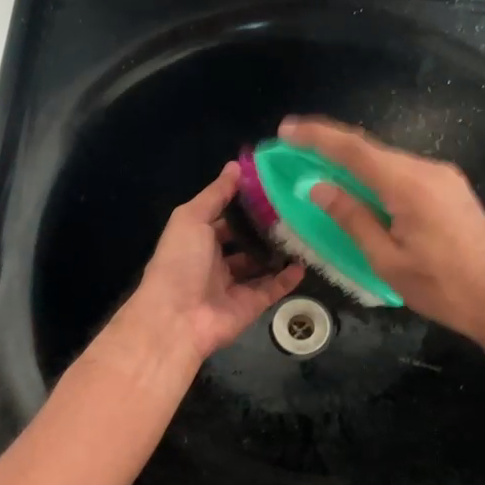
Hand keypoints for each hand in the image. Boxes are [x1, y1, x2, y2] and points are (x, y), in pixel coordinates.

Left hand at [120, 162, 303, 364]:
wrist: (178, 318)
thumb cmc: (180, 262)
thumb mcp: (192, 218)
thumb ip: (216, 194)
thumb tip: (236, 166)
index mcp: (198, 239)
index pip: (225, 217)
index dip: (245, 203)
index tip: (273, 186)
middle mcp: (215, 261)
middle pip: (246, 241)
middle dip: (266, 227)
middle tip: (296, 208)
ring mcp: (234, 285)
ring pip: (262, 265)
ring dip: (280, 251)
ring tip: (306, 230)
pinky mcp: (251, 305)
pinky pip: (273, 288)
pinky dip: (289, 277)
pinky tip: (306, 261)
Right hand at [279, 116, 484, 344]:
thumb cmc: (440, 288)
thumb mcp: (387, 260)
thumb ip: (352, 219)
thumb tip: (319, 188)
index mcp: (409, 186)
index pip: (354, 150)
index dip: (317, 136)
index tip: (287, 128)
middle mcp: (429, 170)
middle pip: (372, 150)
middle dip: (332, 145)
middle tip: (296, 146)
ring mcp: (445, 177)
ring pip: (389, 161)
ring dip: (355, 162)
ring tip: (322, 167)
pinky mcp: (453, 189)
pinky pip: (406, 172)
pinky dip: (378, 175)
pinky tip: (362, 187)